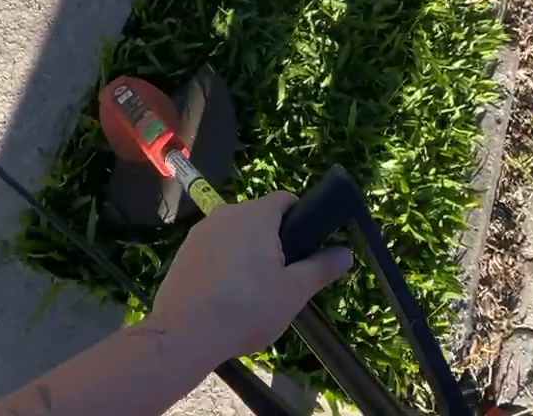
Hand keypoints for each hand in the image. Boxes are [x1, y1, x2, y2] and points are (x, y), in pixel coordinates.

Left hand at [145, 191, 354, 367]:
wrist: (185, 331)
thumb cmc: (247, 307)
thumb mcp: (293, 292)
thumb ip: (320, 268)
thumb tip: (346, 252)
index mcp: (257, 215)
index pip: (285, 200)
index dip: (300, 218)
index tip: (304, 248)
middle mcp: (228, 212)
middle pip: (259, 217)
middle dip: (273, 241)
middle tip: (282, 278)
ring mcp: (202, 230)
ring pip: (235, 234)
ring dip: (247, 253)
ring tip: (253, 293)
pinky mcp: (185, 250)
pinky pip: (214, 248)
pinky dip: (224, 264)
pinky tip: (225, 296)